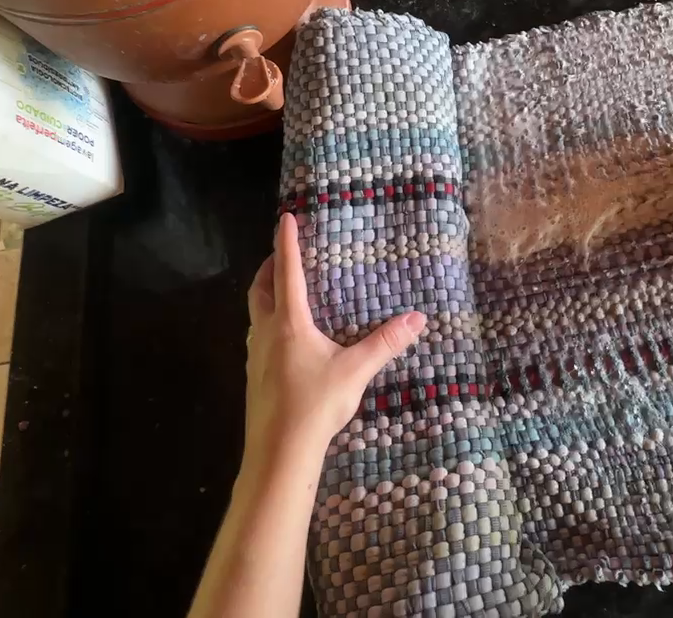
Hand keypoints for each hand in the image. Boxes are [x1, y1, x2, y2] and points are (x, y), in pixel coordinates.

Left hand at [245, 212, 427, 471]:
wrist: (278, 454)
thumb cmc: (314, 405)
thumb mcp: (355, 371)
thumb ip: (385, 344)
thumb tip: (418, 318)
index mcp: (289, 323)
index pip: (286, 272)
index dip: (286, 243)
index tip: (284, 218)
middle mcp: (266, 333)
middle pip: (260, 289)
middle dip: (268, 267)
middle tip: (281, 254)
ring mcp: (254, 357)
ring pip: (255, 314)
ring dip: (265, 294)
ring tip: (283, 290)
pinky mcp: (254, 378)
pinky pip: (257, 336)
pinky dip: (267, 321)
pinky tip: (284, 338)